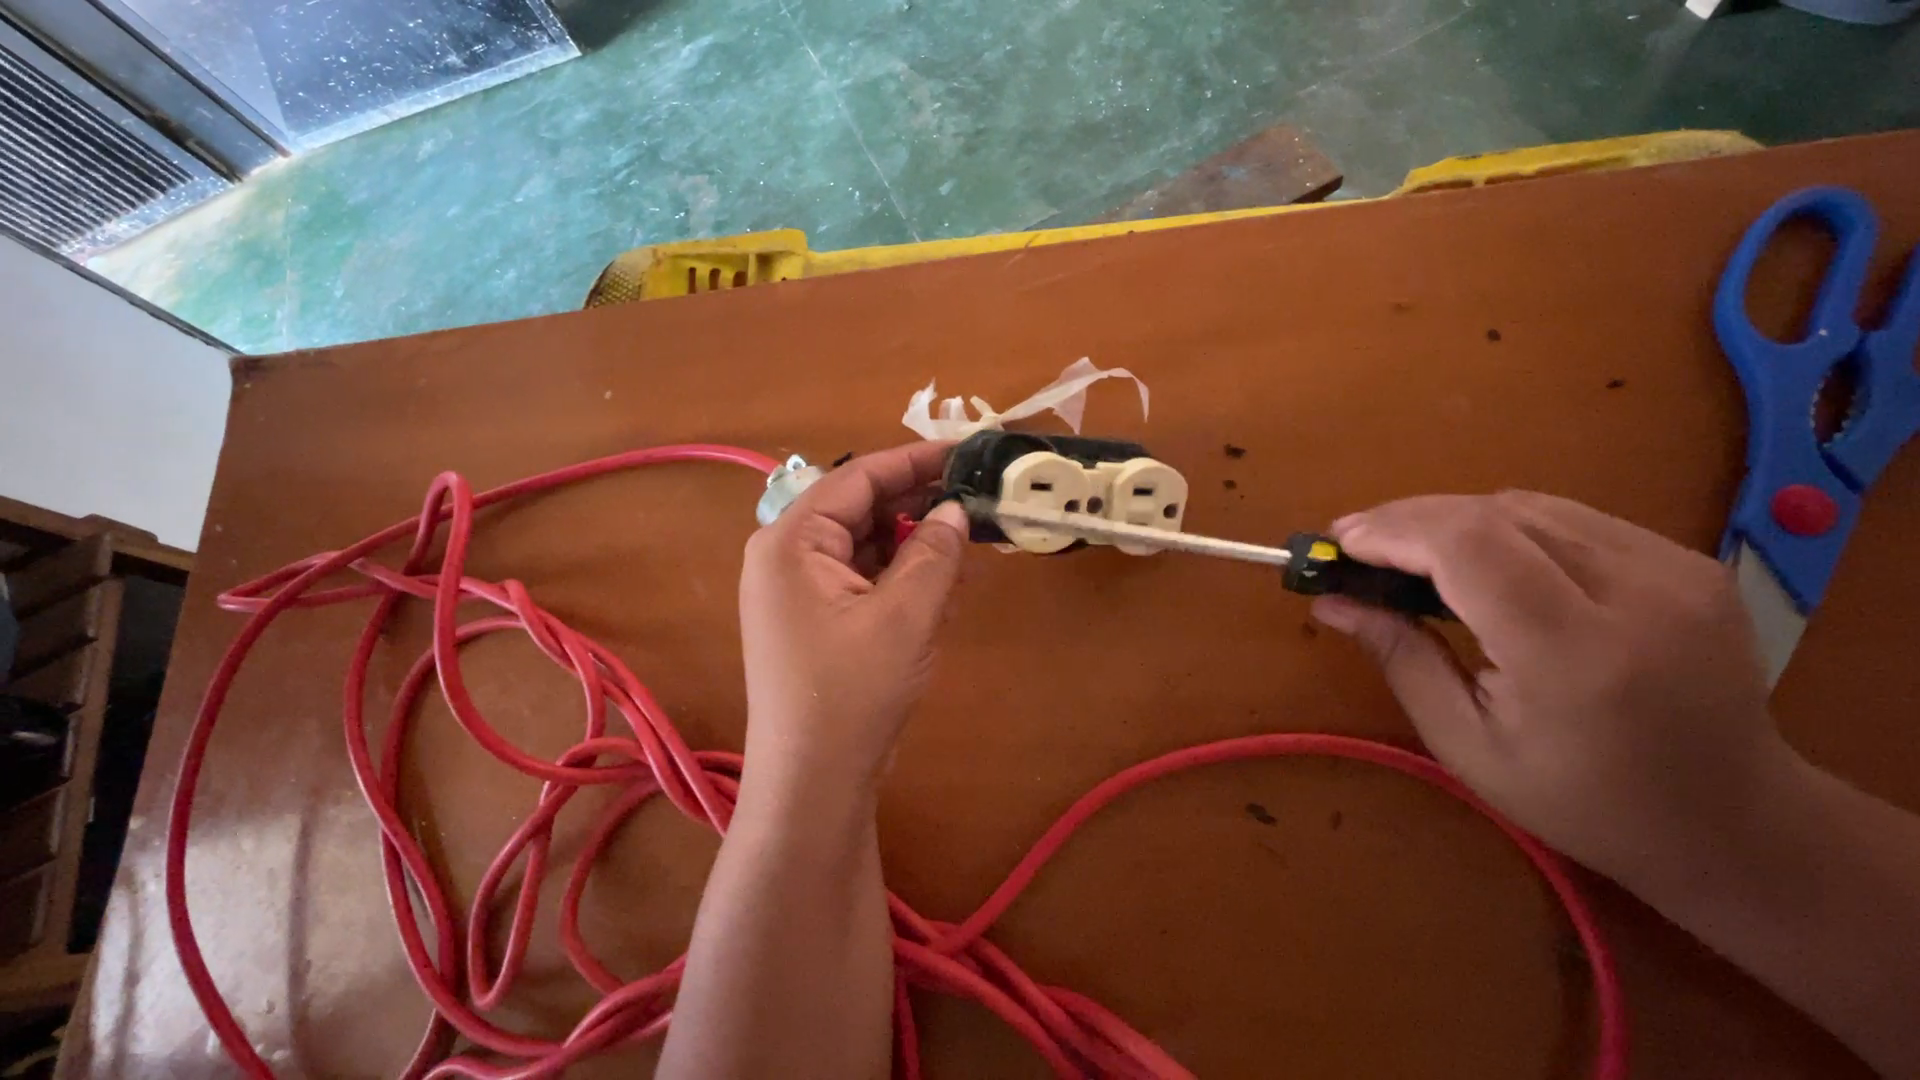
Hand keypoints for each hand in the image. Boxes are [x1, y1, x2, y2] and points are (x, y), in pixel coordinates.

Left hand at [738, 442, 968, 795]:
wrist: (813, 783)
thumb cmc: (852, 694)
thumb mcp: (904, 617)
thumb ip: (934, 553)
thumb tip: (956, 509)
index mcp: (791, 541)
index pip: (858, 476)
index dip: (915, 459)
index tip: (968, 450)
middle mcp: (786, 556)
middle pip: (860, 508)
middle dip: (918, 503)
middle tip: (978, 496)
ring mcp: (798, 590)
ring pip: (865, 544)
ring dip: (915, 543)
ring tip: (969, 540)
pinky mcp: (815, 620)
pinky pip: (863, 579)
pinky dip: (901, 576)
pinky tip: (943, 583)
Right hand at [1310, 492, 1786, 884]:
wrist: (1735, 820)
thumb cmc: (1581, 802)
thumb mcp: (1467, 744)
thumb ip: (1400, 658)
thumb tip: (1330, 601)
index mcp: (1577, 654)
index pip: (1471, 547)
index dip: (1395, 531)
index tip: (1340, 543)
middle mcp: (1637, 593)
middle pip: (1496, 513)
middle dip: (1411, 519)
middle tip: (1354, 543)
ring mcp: (1674, 568)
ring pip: (1530, 505)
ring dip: (1452, 518)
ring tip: (1404, 550)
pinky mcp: (1686, 560)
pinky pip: (1569, 518)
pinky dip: (1503, 526)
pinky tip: (1476, 558)